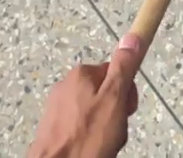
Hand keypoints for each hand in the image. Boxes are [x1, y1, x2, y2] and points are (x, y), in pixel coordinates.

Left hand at [27, 33, 143, 157]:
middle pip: (102, 93)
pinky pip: (77, 128)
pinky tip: (89, 151)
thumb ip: (124, 67)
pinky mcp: (50, 131)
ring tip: (101, 146)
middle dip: (113, 113)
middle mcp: (65, 85)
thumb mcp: (114, 99)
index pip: (115, 73)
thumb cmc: (87, 138)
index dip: (125, 93)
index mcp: (81, 74)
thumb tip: (132, 37)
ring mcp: (55, 109)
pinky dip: (86, 139)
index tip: (126, 111)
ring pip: (91, 113)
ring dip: (101, 129)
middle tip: (113, 133)